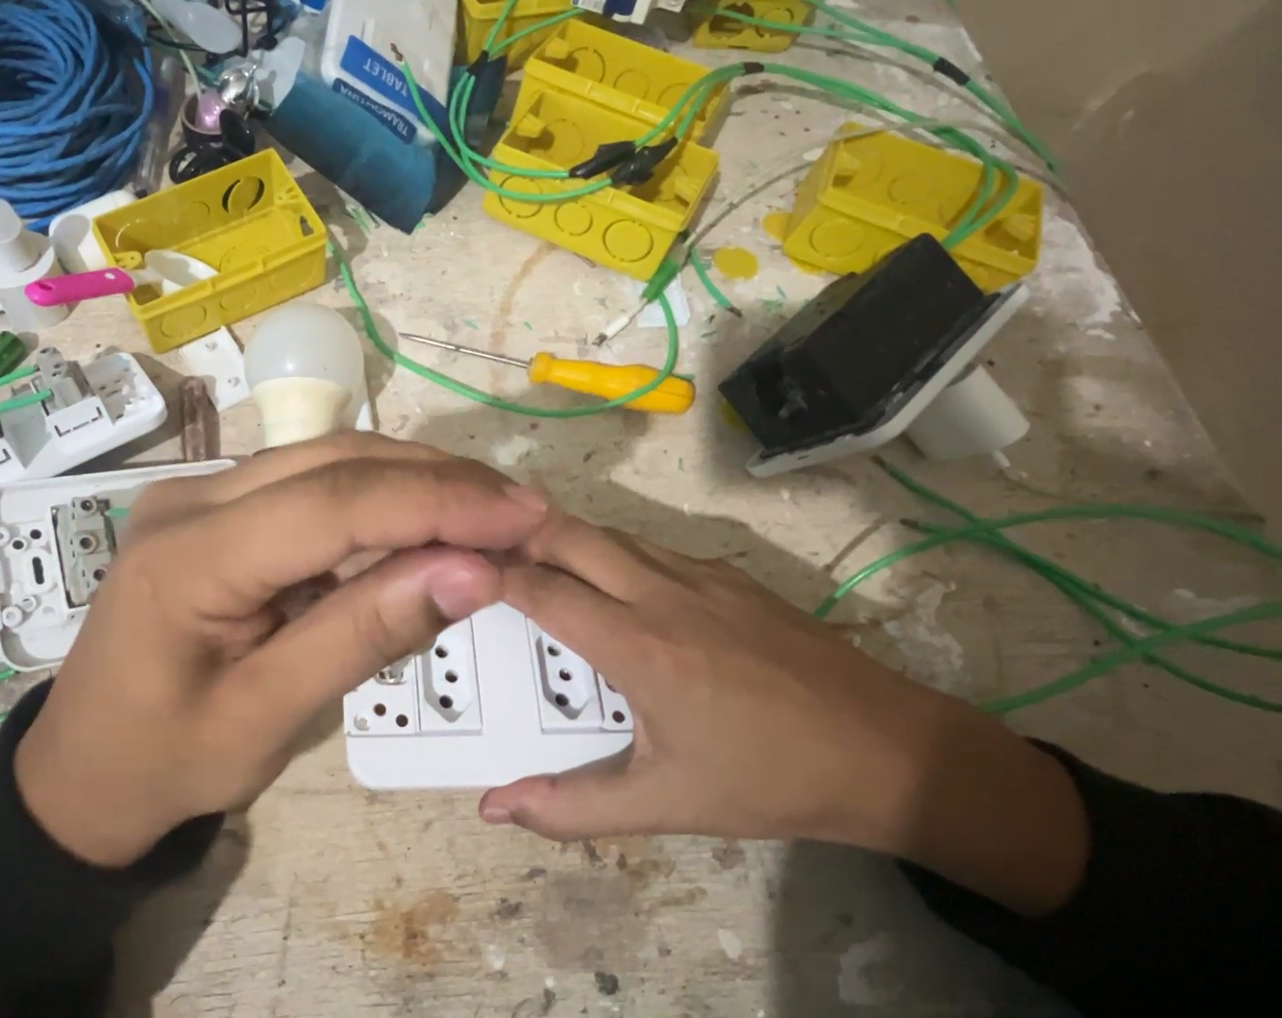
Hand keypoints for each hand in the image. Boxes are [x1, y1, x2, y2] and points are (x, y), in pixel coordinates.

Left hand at [15, 434, 548, 866]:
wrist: (83, 766)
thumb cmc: (166, 762)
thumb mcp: (268, 716)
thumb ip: (365, 634)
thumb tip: (476, 571)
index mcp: (189, 558)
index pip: (332, 504)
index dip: (438, 503)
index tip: (526, 516)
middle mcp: (190, 500)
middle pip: (333, 462)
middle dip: (437, 482)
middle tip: (524, 514)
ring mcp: (197, 495)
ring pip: (325, 460)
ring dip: (412, 482)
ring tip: (491, 516)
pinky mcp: (213, 507)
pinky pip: (307, 483)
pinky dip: (376, 499)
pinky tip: (425, 524)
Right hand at [481, 515, 1088, 914]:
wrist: (891, 752)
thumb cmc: (767, 780)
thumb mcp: (664, 804)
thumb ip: (570, 807)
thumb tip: (491, 809)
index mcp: (639, 645)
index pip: (541, 588)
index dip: (489, 573)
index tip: (449, 567)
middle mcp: (663, 592)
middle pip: (568, 532)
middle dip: (514, 532)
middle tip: (474, 550)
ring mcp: (701, 575)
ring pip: (609, 532)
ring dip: (560, 537)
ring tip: (523, 559)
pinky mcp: (731, 574)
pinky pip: (648, 546)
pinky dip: (607, 550)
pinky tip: (604, 582)